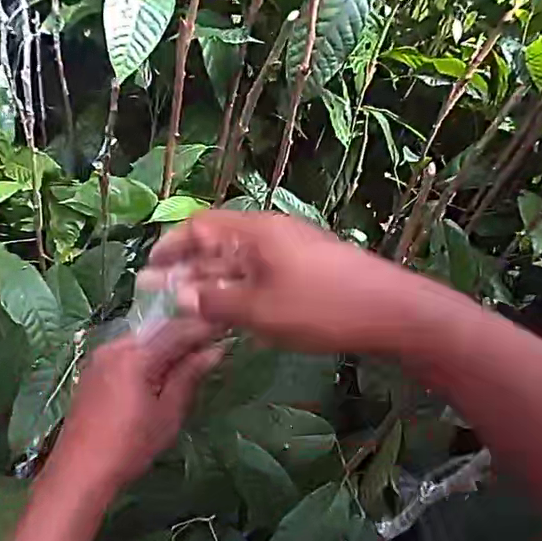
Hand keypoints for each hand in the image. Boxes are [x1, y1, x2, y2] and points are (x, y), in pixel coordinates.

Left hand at [50, 319, 223, 489]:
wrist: (78, 474)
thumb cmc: (130, 446)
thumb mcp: (167, 413)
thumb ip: (189, 376)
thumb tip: (214, 351)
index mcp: (135, 355)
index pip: (177, 331)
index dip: (204, 329)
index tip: (226, 327)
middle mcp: (115, 347)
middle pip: (158, 330)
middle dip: (186, 332)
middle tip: (213, 339)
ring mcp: (100, 357)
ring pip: (143, 338)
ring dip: (168, 342)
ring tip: (193, 353)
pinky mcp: (93, 370)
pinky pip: (128, 350)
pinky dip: (149, 352)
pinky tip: (164, 366)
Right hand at [140, 210, 452, 355]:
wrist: (390, 310)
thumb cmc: (321, 306)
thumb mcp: (260, 310)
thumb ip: (216, 303)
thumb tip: (182, 297)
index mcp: (256, 231)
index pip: (200, 226)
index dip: (172, 247)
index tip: (151, 269)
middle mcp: (272, 231)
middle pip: (220, 243)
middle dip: (189, 268)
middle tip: (163, 293)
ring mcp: (294, 247)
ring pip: (243, 261)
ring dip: (216, 281)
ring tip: (193, 308)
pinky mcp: (310, 266)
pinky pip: (264, 272)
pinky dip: (243, 289)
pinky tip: (236, 314)